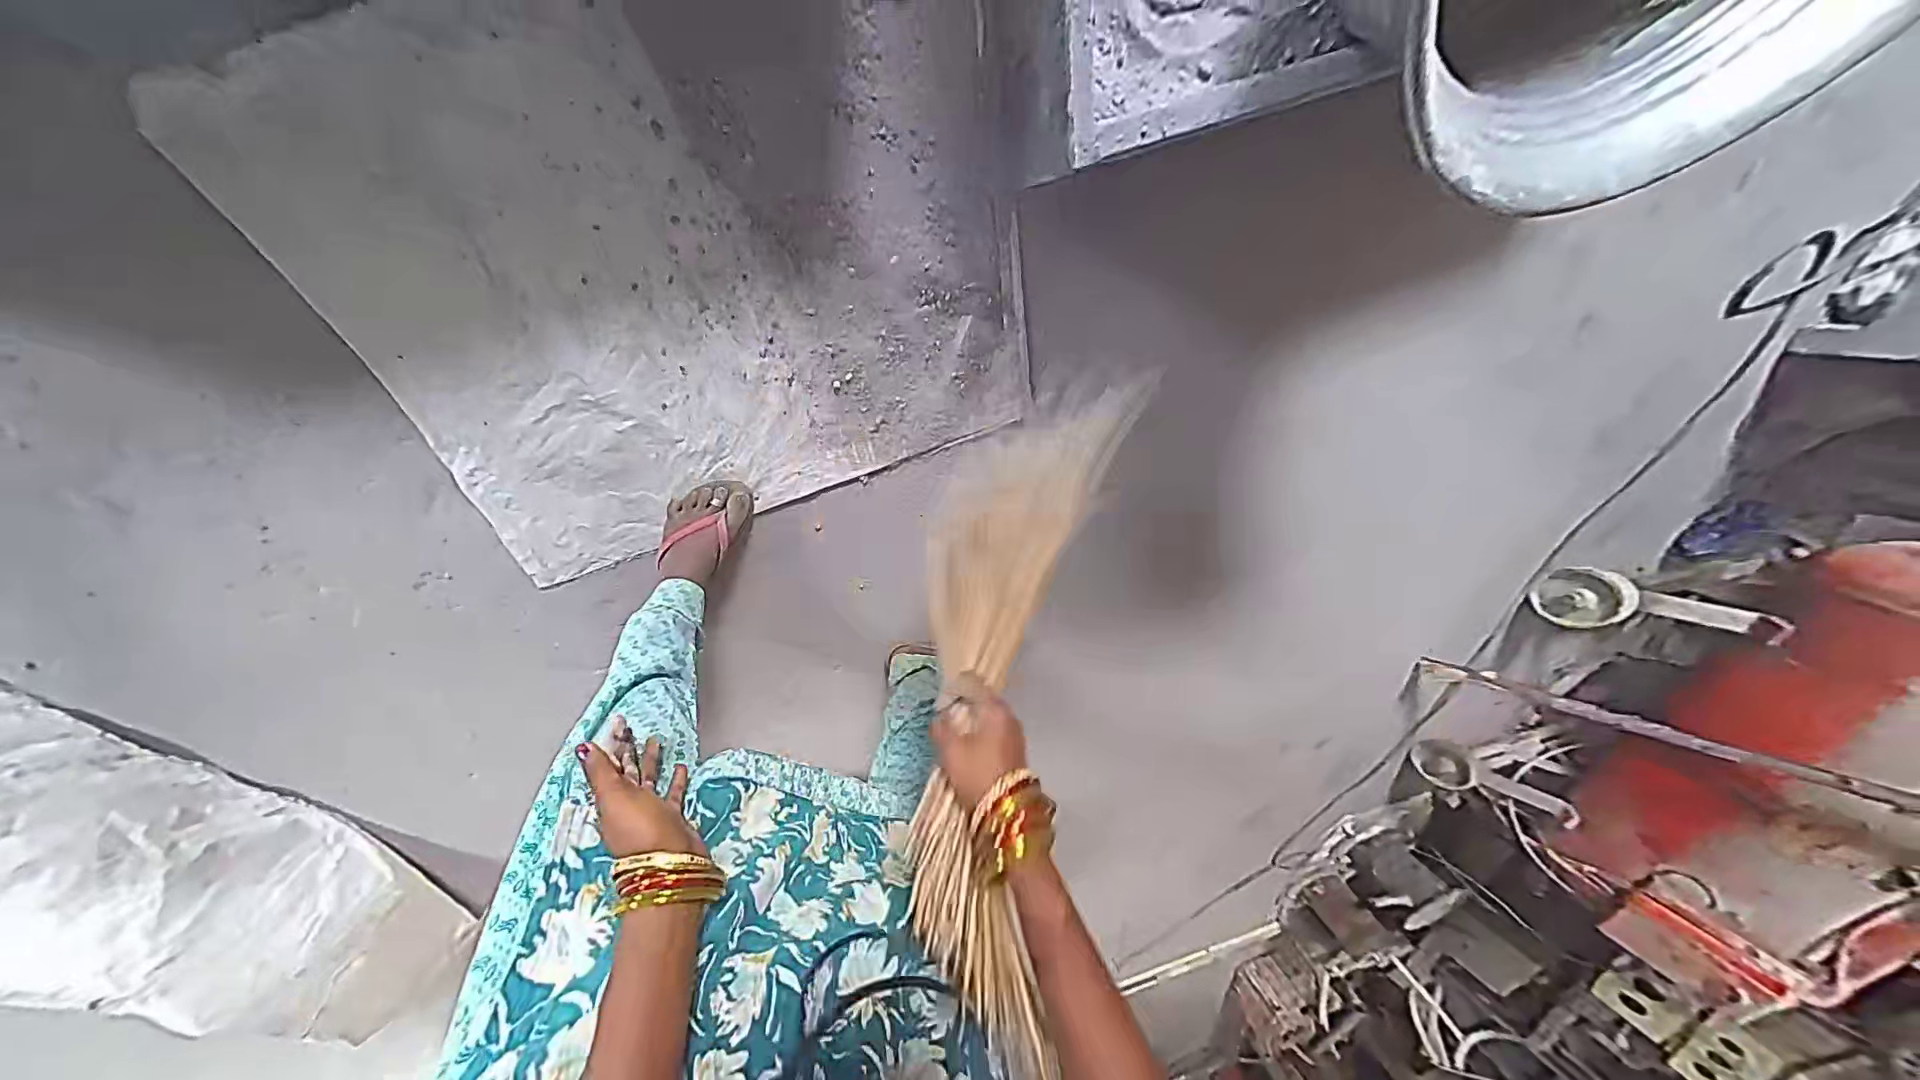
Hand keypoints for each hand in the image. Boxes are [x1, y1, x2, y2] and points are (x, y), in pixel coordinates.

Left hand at [576, 716, 706, 857]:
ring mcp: (649, 811)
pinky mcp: (671, 817)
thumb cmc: (640, 828)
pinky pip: (671, 794)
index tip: (618, 724)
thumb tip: (582, 747)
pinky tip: (680, 768)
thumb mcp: (614, 797)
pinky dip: (675, 780)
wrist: (670, 862)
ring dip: (651, 762)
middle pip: (627, 772)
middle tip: (633, 730)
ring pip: (648, 779)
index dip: (612, 744)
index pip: (608, 765)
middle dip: (628, 751)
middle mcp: (628, 804)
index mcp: (610, 799)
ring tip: (656, 742)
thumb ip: (600, 772)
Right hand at [930, 671, 1029, 808]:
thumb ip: (941, 728)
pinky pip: (995, 735)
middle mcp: (1010, 718)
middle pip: (984, 703)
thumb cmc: (977, 773)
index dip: (956, 689)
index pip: (975, 687)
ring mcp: (1016, 736)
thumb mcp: (951, 750)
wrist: (1005, 811)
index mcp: (996, 710)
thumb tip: (939, 715)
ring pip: (990, 720)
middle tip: (945, 713)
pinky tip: (968, 746)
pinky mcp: (1016, 753)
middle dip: (965, 707)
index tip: (941, 696)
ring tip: (953, 732)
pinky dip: (981, 736)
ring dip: (973, 723)